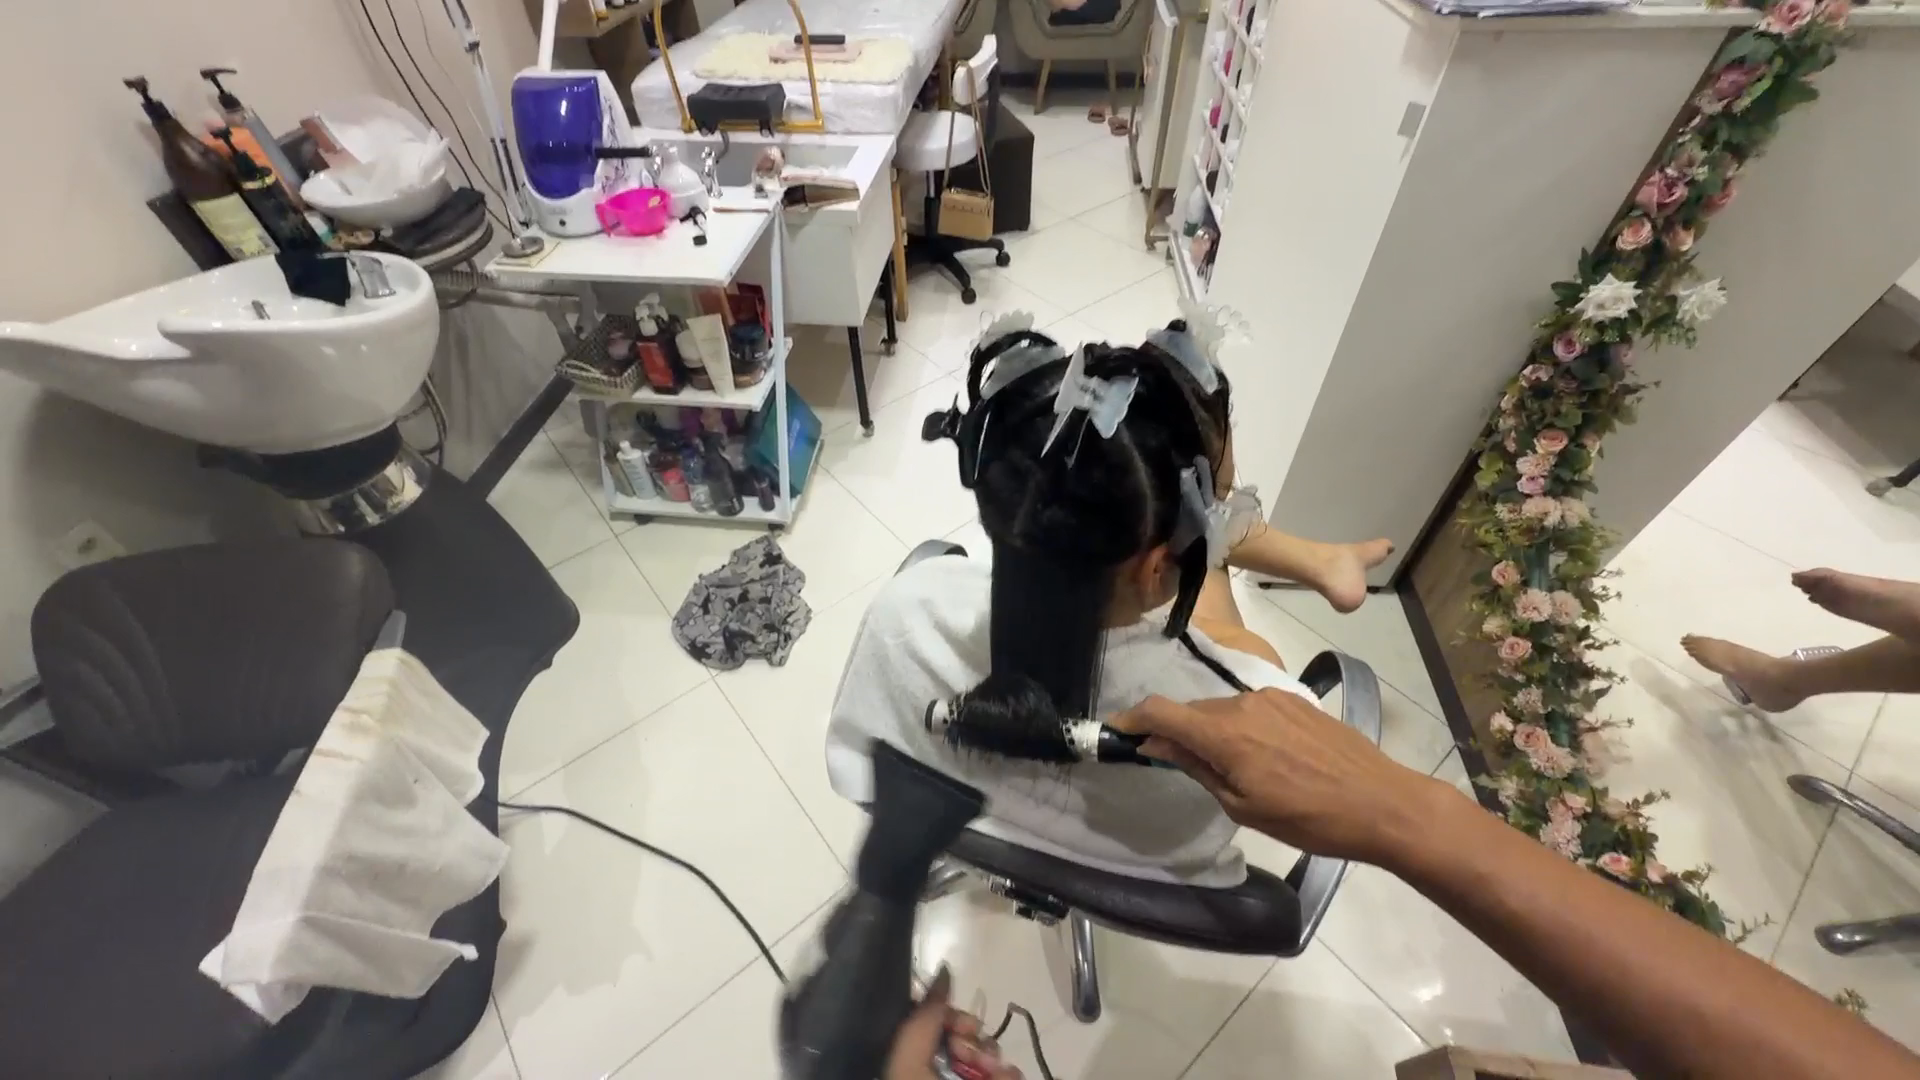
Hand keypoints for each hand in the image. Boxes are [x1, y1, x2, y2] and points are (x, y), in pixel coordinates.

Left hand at [886, 969, 1023, 1079]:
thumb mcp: (909, 1065)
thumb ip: (924, 1018)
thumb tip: (943, 970)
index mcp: (911, 1061)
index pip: (935, 1021)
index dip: (952, 1016)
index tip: (965, 1025)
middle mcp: (938, 1069)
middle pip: (965, 1038)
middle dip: (976, 1043)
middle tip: (977, 1059)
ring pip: (988, 1060)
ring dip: (995, 1063)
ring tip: (996, 1076)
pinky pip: (1004, 1077)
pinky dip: (1007, 1077)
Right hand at [1110, 688, 1450, 863]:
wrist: (1383, 803)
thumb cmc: (1309, 819)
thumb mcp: (1242, 805)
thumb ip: (1195, 766)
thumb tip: (1156, 743)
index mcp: (1224, 733)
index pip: (1160, 711)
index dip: (1132, 718)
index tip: (1115, 729)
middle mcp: (1241, 703)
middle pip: (1190, 710)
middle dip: (1174, 731)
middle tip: (1172, 760)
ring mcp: (1270, 697)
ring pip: (1219, 709)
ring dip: (1209, 730)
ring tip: (1229, 766)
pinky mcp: (1293, 700)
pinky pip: (1248, 708)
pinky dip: (1238, 726)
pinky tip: (1261, 755)